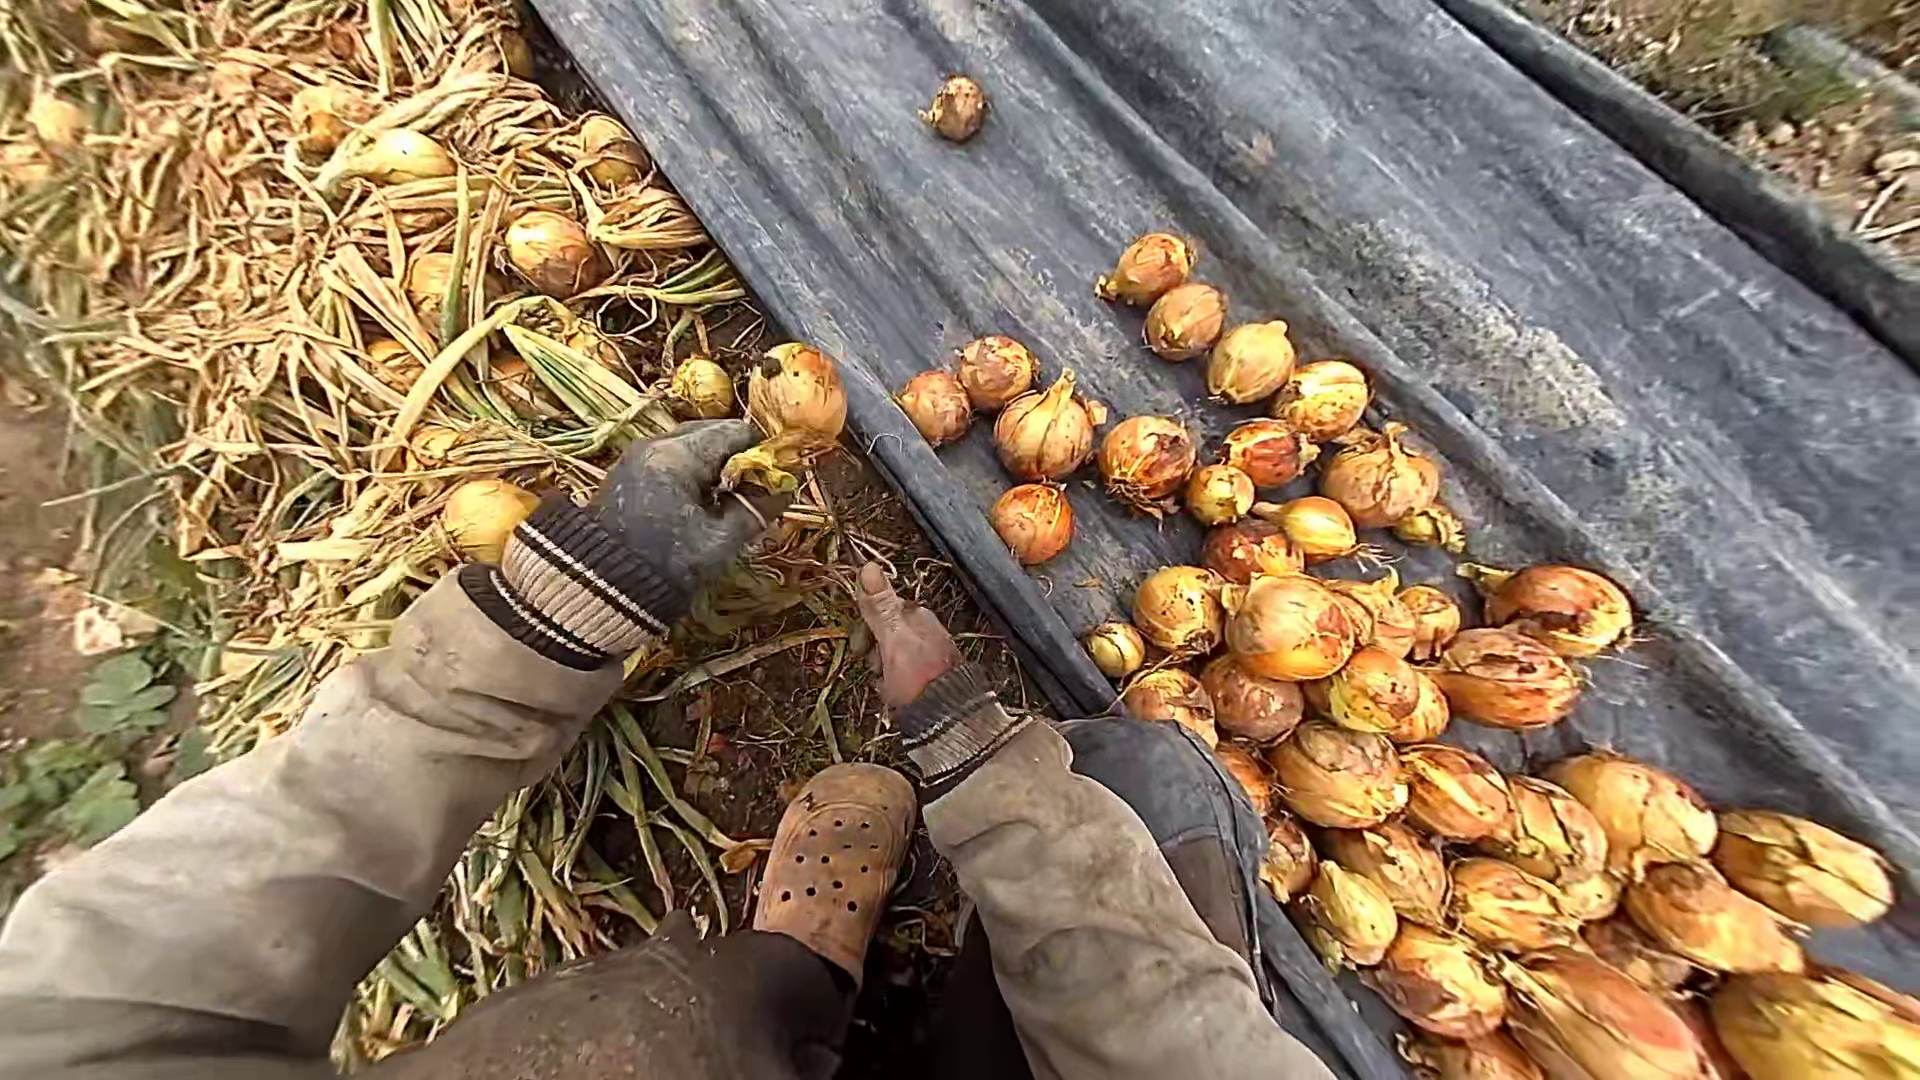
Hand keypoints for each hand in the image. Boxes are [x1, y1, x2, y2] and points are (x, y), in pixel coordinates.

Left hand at [593, 420, 790, 583]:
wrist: (601, 591)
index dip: (762, 451)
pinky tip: (702, 504)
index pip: (735, 431)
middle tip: (753, 490)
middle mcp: (655, 445)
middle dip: (739, 457)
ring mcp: (638, 457)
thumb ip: (757, 508)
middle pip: (712, 433)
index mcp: (678, 455)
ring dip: (717, 466)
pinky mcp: (629, 474)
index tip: (774, 477)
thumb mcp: (722, 539)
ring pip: (692, 446)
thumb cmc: (669, 563)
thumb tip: (787, 487)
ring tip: (729, 501)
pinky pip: (673, 460)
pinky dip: (694, 474)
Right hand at [854, 563, 963, 707]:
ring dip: (881, 668)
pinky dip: (892, 682)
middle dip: (872, 649)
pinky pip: (900, 672)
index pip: (881, 609)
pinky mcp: (928, 675)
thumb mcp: (893, 639)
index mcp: (917, 616)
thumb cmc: (919, 677)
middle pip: (884, 631)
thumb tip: (868, 566)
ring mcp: (928, 653)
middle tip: (874, 667)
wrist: (947, 719)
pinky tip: (894, 693)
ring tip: (886, 684)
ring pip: (890, 653)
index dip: (864, 628)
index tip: (860, 647)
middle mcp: (925, 630)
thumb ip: (880, 606)